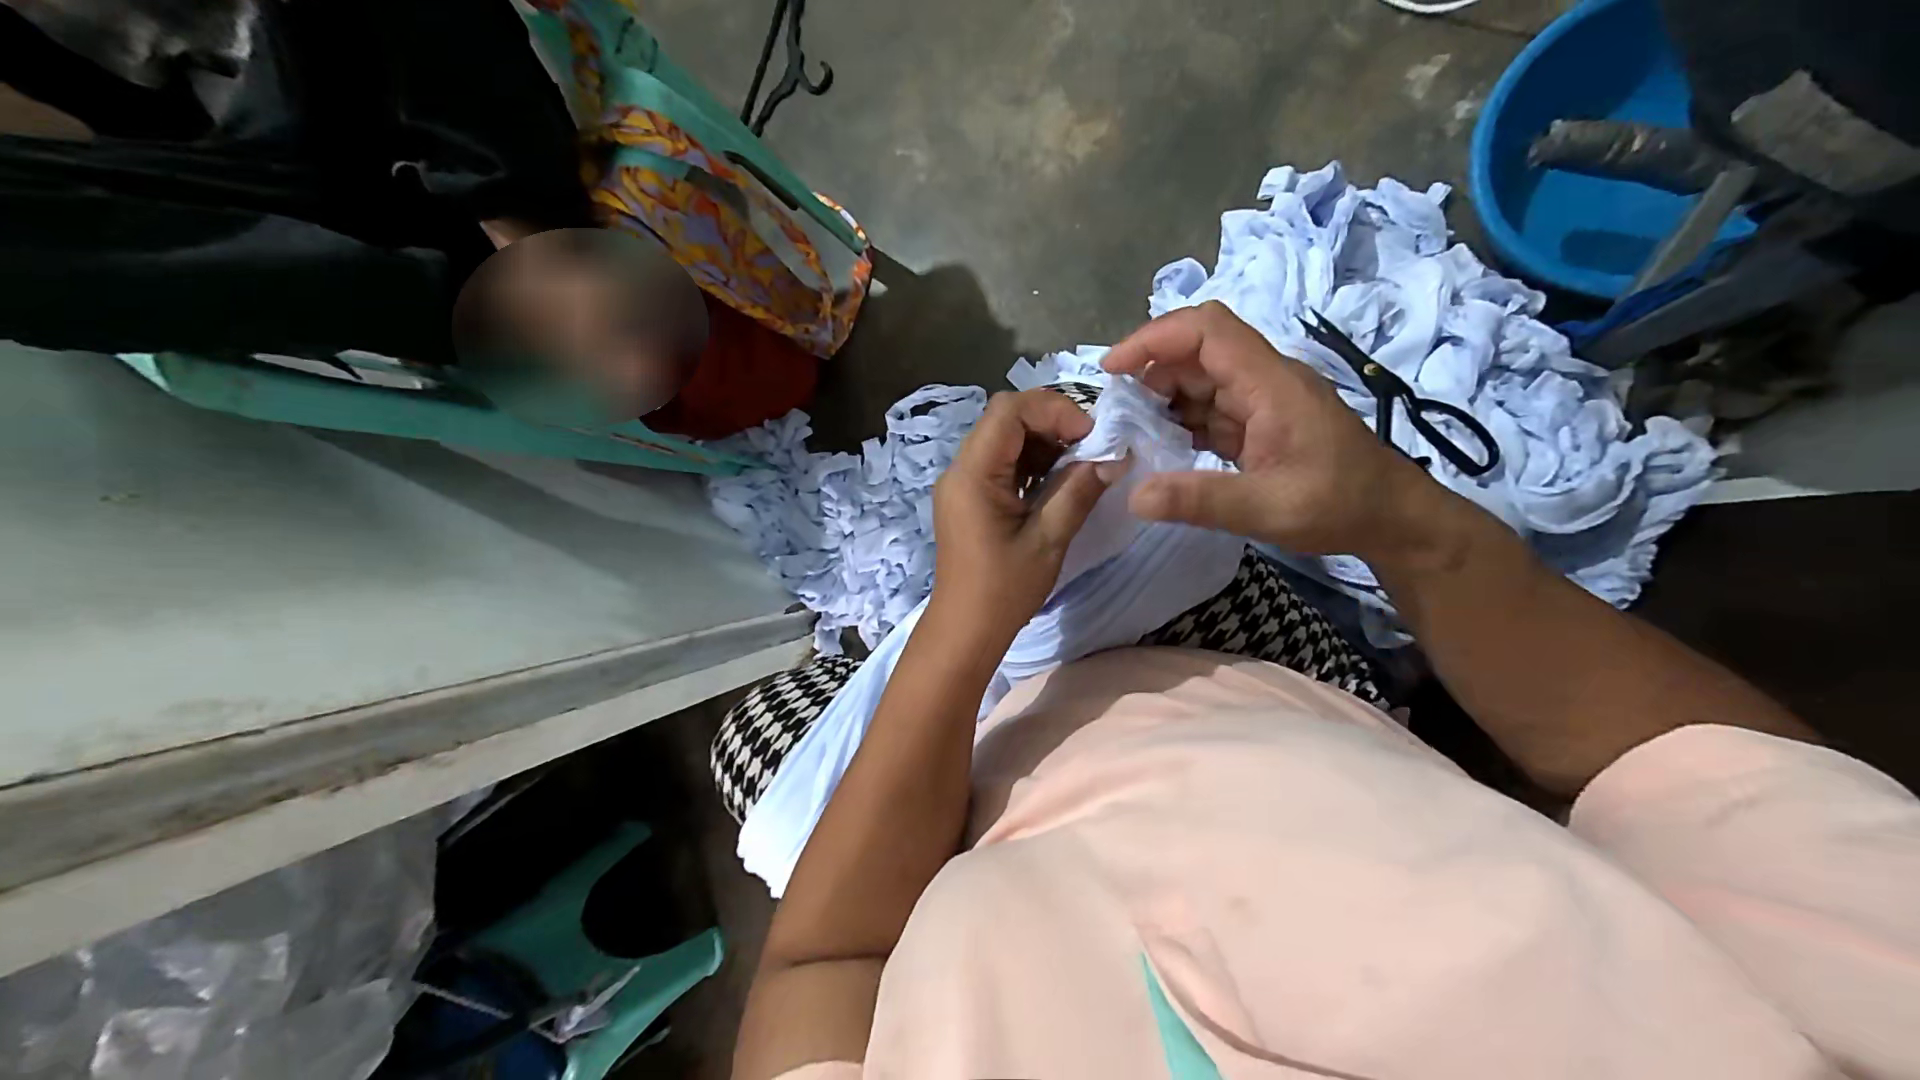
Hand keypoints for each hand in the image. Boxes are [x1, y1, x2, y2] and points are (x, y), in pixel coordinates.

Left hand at [930, 390, 1112, 641]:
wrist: (966, 629)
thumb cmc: (1004, 589)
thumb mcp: (1048, 539)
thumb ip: (1078, 491)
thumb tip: (1113, 457)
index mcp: (972, 474)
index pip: (1009, 411)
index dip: (1053, 410)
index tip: (1090, 436)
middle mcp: (959, 469)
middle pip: (1004, 419)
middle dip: (1051, 423)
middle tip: (1088, 448)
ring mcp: (961, 482)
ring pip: (1003, 438)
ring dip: (1043, 442)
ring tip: (1077, 466)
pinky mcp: (968, 497)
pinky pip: (1000, 462)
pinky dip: (1030, 462)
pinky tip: (1055, 482)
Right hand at [1102, 301, 1454, 560]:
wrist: (1392, 518)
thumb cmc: (1339, 505)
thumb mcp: (1268, 508)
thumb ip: (1200, 500)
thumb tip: (1134, 497)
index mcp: (1270, 384)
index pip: (1207, 330)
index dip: (1154, 338)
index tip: (1113, 368)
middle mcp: (1264, 381)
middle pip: (1196, 352)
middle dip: (1149, 375)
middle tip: (1115, 416)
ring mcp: (1262, 401)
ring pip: (1199, 381)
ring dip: (1161, 401)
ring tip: (1130, 436)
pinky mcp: (1259, 422)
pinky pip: (1209, 409)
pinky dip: (1179, 423)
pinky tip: (1161, 450)